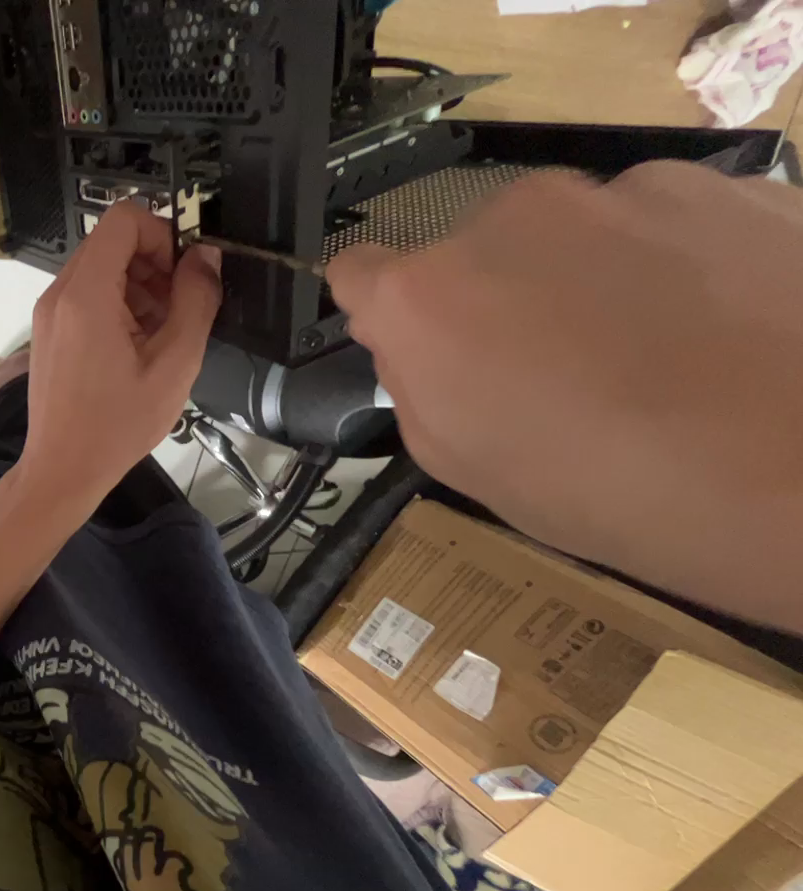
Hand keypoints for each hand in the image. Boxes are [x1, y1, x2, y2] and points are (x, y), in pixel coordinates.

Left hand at [19, 199, 222, 511]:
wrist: (62, 469)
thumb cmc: (113, 428)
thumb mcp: (174, 363)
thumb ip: (197, 300)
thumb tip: (205, 257)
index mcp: (85, 296)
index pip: (124, 219)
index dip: (163, 234)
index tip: (182, 273)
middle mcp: (58, 297)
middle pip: (111, 242)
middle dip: (154, 264)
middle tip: (177, 307)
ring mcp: (48, 316)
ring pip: (99, 269)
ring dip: (138, 287)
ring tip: (159, 334)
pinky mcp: (48, 334)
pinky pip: (85, 297)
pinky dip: (115, 306)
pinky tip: (135, 346)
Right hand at [327, 163, 802, 630]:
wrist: (797, 467)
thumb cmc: (596, 482)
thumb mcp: (451, 456)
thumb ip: (413, 381)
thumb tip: (418, 345)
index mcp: (422, 295)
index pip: (356, 272)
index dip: (378, 308)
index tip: (406, 337)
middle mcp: (504, 222)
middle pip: (466, 251)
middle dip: (486, 294)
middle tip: (535, 361)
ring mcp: (618, 195)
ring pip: (564, 232)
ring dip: (576, 274)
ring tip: (636, 345)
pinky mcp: (724, 184)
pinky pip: (657, 221)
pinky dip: (664, 261)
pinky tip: (703, 323)